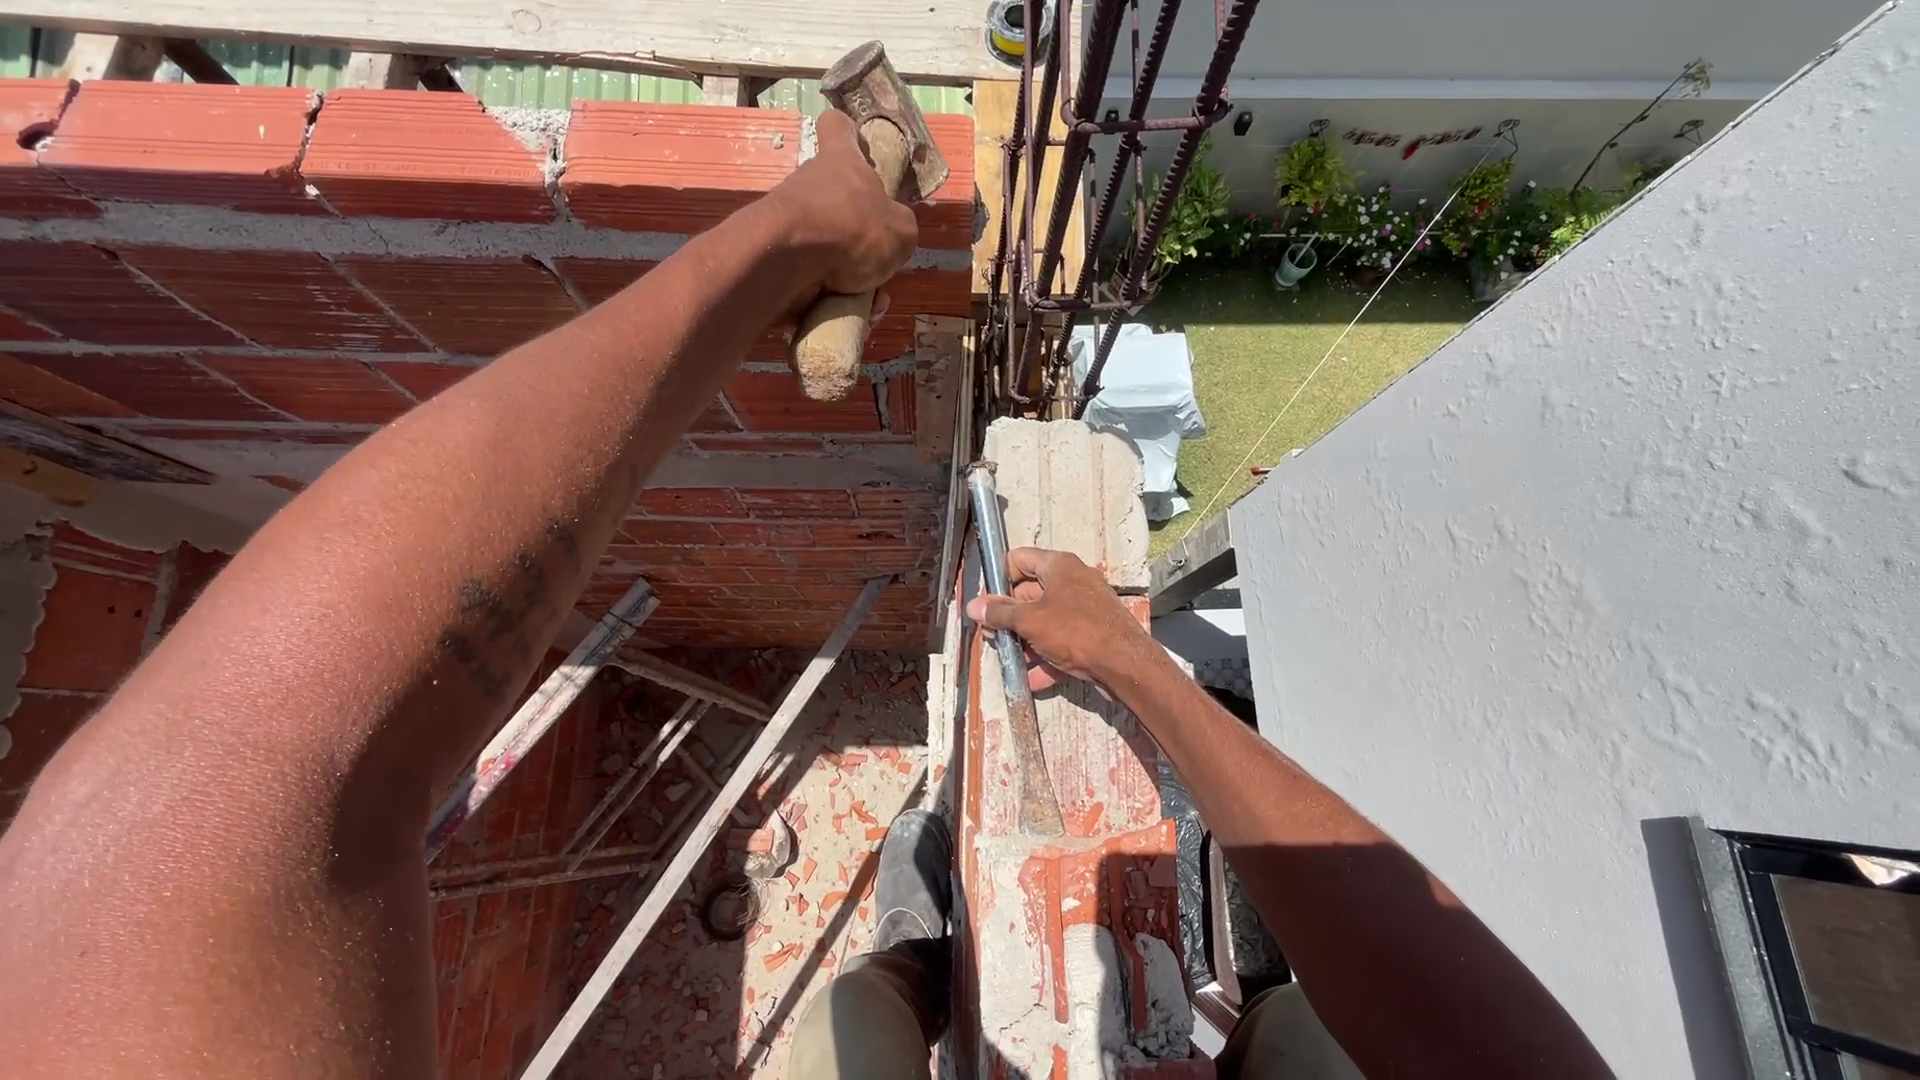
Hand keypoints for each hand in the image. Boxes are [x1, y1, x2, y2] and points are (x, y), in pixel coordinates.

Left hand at [763, 109, 919, 303]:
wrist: (790, 259)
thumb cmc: (852, 228)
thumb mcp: (901, 231)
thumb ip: (901, 230)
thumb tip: (892, 238)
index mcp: (841, 162)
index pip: (838, 127)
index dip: (850, 134)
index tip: (859, 147)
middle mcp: (811, 184)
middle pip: (837, 201)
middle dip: (860, 234)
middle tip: (880, 261)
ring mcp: (790, 220)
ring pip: (828, 247)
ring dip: (852, 276)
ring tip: (870, 301)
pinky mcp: (777, 255)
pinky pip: (813, 277)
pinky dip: (833, 297)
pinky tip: (850, 314)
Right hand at [965, 548, 1156, 692]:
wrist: (1125, 665)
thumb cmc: (1075, 631)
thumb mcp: (1030, 620)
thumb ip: (1000, 613)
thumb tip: (974, 606)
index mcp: (1059, 566)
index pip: (1019, 559)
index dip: (999, 577)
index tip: (985, 600)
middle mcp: (1073, 582)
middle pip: (1030, 592)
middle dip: (1009, 616)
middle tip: (990, 634)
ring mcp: (1084, 609)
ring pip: (1045, 621)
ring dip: (1025, 640)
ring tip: (1007, 659)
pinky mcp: (1092, 635)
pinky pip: (1061, 642)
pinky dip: (1046, 657)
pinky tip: (1031, 679)